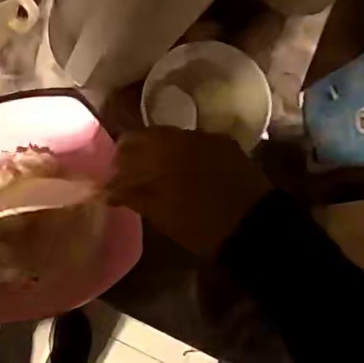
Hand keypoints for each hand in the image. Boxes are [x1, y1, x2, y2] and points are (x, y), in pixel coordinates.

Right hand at [106, 128, 271, 258]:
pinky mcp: (226, 146)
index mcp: (163, 152)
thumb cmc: (202, 226)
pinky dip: (184, 154)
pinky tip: (184, 171)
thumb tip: (109, 190)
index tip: (113, 176)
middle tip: (130, 173)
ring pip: (174, 138)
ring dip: (160, 151)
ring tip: (157, 173)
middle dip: (137, 151)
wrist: (254, 226)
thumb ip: (134, 196)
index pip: (130, 145)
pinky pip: (196, 143)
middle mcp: (184, 137)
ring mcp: (207, 139)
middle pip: (152, 136)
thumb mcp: (162, 215)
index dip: (119, 160)